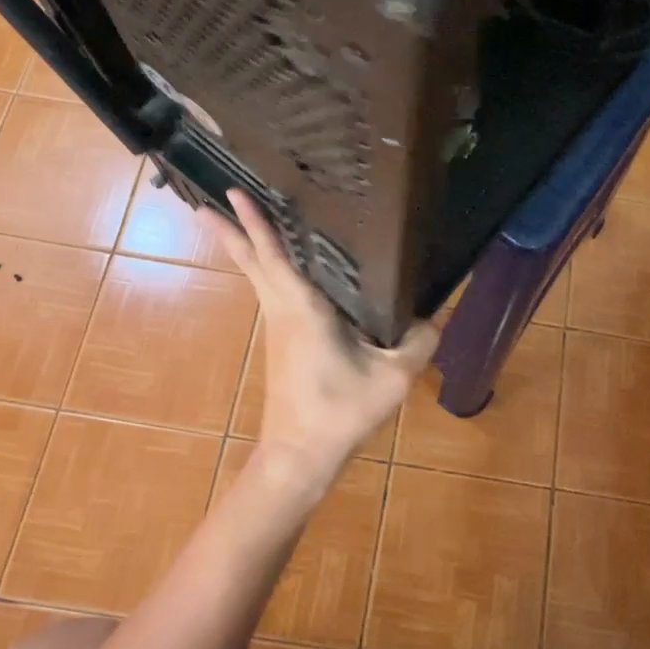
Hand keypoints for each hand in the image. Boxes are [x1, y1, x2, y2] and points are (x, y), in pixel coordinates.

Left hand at [200, 190, 436, 490]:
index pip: (275, 256)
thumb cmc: (340, 412)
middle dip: (232, 229)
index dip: (255, 223)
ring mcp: (276, 328)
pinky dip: (263, 269)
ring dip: (245, 247)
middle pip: (253, 262)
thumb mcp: (393, 378)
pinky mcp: (279, 343)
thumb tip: (435, 316)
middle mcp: (281, 311)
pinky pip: (267, 292)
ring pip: (256, 277)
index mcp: (302, 310)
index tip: (234, 193)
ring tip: (238, 221)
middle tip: (214, 198)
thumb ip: (419, 342)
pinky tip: (277, 268)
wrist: (300, 455)